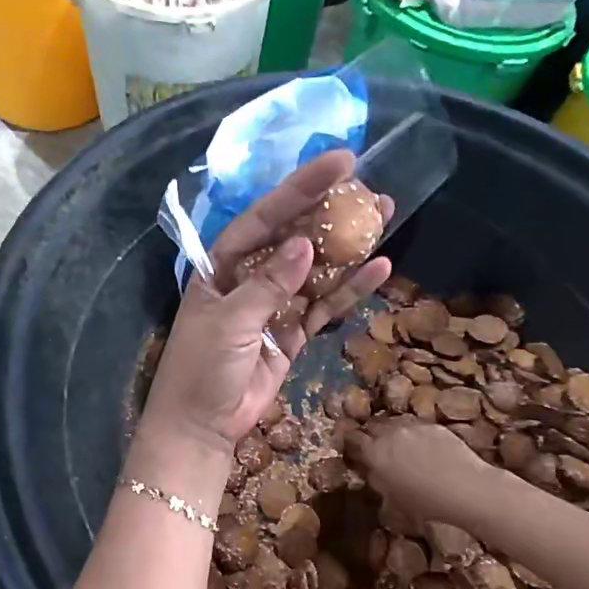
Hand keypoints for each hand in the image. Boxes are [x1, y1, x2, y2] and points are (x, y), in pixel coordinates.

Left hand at [141, 151, 391, 453]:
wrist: (201, 426)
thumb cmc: (202, 369)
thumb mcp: (231, 322)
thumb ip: (268, 285)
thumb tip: (304, 245)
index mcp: (223, 266)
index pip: (264, 218)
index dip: (299, 189)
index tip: (340, 162)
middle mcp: (249, 278)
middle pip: (294, 238)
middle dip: (330, 213)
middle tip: (372, 189)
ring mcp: (274, 305)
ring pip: (316, 270)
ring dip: (348, 247)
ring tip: (386, 217)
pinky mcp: (293, 333)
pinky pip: (324, 306)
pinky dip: (349, 291)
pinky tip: (379, 268)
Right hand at [345, 420, 492, 525]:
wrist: (466, 489)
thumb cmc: (425, 502)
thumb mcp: (391, 496)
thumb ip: (376, 477)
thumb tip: (371, 468)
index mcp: (374, 452)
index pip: (353, 438)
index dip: (350, 440)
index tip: (352, 445)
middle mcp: (390, 433)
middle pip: (373, 425)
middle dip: (372, 434)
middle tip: (377, 446)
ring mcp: (412, 426)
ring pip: (395, 423)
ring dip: (393, 432)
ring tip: (401, 444)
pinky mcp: (433, 425)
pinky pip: (416, 426)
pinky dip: (414, 434)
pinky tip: (424, 447)